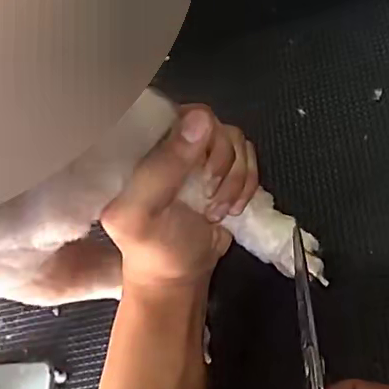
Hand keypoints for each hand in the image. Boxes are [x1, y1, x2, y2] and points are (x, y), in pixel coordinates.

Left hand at [98, 105, 248, 296]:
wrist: (181, 278)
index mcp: (139, 144)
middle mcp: (170, 140)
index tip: (197, 167)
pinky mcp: (225, 164)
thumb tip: (200, 119)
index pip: (175, 110)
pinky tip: (232, 207)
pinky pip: (249, 155)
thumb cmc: (155, 249)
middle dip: (220, 165)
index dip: (196, 134)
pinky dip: (247, 184)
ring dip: (235, 179)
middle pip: (213, 123)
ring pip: (235, 139)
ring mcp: (199, 152)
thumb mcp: (144, 213)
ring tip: (216, 209)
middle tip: (207, 196)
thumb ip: (163, 167)